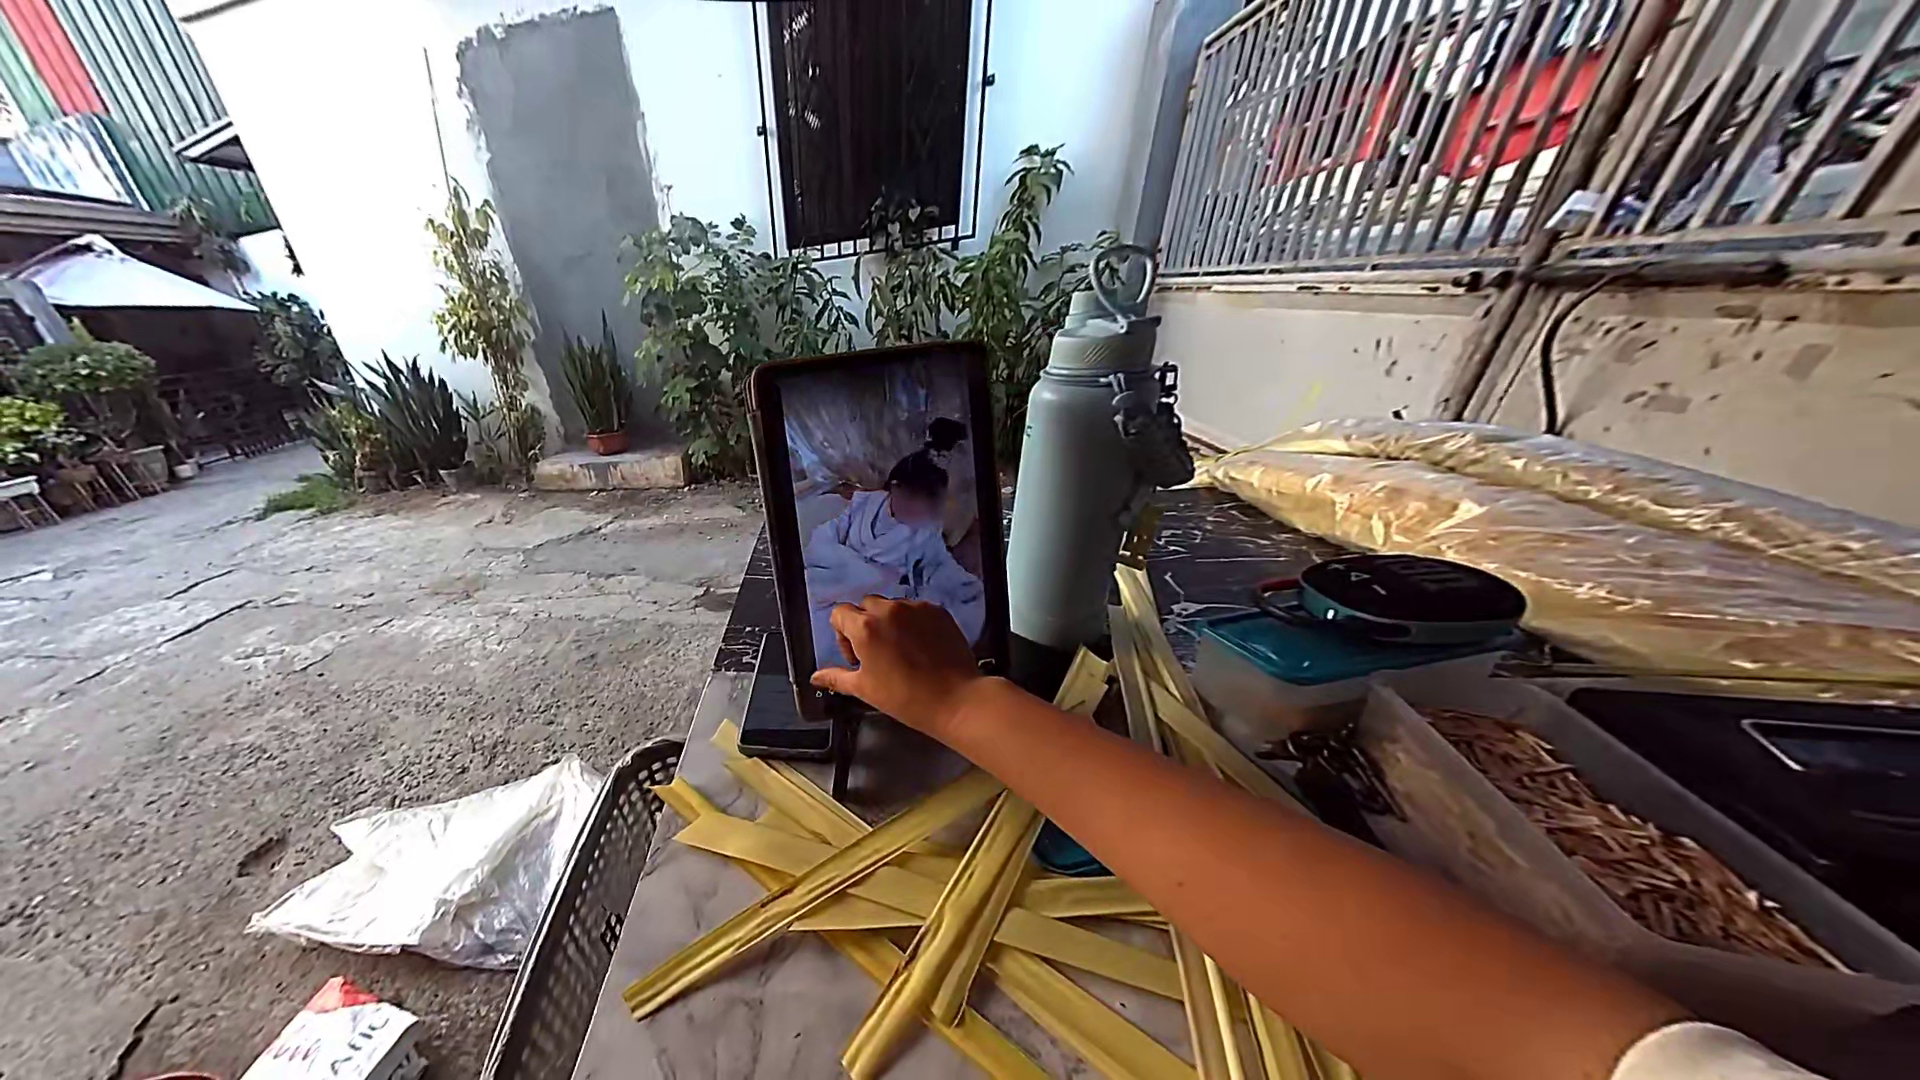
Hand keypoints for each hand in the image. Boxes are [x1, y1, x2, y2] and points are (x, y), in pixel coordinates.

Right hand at [811, 597, 990, 739]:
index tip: (856, 656)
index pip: (840, 613)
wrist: (955, 699)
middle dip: (865, 625)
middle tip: (876, 653)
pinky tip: (920, 647)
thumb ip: (837, 677)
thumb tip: (816, 677)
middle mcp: (890, 610)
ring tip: (900, 651)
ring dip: (889, 622)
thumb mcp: (865, 689)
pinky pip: (916, 609)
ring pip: (892, 606)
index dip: (842, 635)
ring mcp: (916, 608)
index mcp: (866, 627)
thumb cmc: (905, 697)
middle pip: (866, 605)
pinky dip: (912, 622)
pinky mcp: (938, 611)